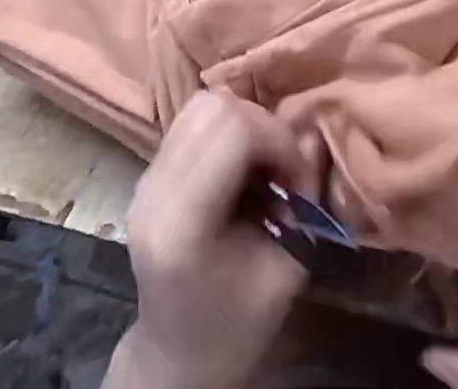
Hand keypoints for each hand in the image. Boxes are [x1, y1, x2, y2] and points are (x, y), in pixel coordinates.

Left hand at [104, 92, 313, 388]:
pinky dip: (226, 129)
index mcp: (182, 222)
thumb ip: (302, 203)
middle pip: (214, 107)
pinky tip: (241, 166)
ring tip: (263, 164)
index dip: (278, 141)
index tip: (299, 179)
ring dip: (244, 122)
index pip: (232, 132)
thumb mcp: (285, 276)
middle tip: (284, 169)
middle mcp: (154, 188)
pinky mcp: (148, 170)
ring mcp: (145, 175)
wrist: (176, 353)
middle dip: (264, 127)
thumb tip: (311, 137)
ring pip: (201, 104)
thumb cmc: (234, 327)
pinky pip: (191, 121)